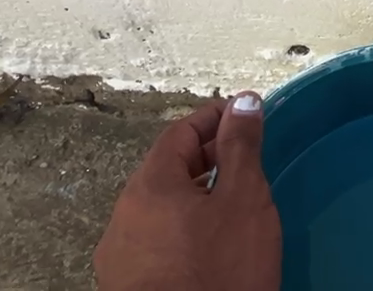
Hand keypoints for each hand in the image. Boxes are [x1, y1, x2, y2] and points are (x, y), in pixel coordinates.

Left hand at [94, 92, 281, 290]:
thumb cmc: (220, 267)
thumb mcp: (243, 197)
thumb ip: (241, 145)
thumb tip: (242, 102)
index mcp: (148, 188)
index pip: (180, 132)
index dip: (217, 117)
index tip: (253, 117)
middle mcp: (122, 219)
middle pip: (167, 167)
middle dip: (210, 153)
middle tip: (252, 157)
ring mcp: (119, 259)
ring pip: (162, 204)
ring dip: (199, 190)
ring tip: (238, 198)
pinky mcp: (127, 288)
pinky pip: (157, 236)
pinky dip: (187, 222)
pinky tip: (215, 240)